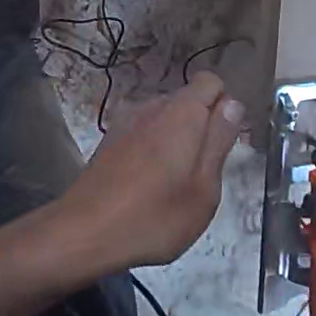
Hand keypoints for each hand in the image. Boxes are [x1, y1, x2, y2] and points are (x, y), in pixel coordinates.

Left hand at [57, 72, 244, 269]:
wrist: (84, 233)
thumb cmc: (154, 214)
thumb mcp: (204, 186)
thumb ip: (220, 140)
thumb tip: (232, 104)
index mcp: (182, 111)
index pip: (211, 81)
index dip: (224, 108)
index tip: (222, 144)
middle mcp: (153, 105)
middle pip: (188, 100)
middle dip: (201, 126)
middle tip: (201, 174)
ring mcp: (127, 120)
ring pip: (165, 117)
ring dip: (175, 139)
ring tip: (172, 182)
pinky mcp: (109, 139)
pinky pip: (143, 131)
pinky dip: (152, 148)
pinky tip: (145, 183)